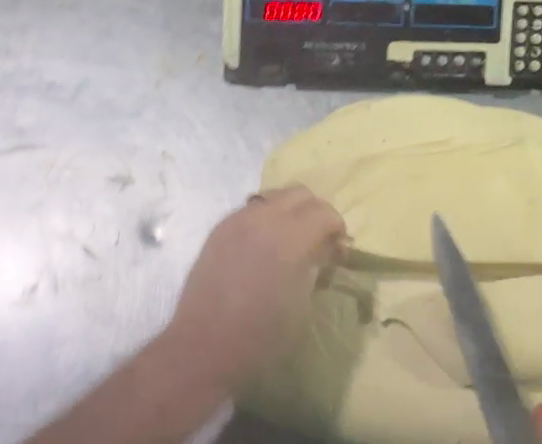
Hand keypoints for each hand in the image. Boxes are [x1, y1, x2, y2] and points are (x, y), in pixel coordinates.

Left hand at [160, 186, 346, 393]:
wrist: (203, 347)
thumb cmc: (259, 336)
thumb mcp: (301, 304)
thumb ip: (316, 265)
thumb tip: (325, 249)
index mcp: (288, 239)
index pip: (324, 212)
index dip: (337, 228)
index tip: (338, 250)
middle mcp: (263, 219)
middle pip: (300, 193)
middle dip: (316, 212)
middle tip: (319, 240)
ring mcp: (237, 220)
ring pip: (274, 195)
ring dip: (291, 210)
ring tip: (292, 238)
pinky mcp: (219, 228)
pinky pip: (252, 208)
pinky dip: (267, 217)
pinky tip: (265, 244)